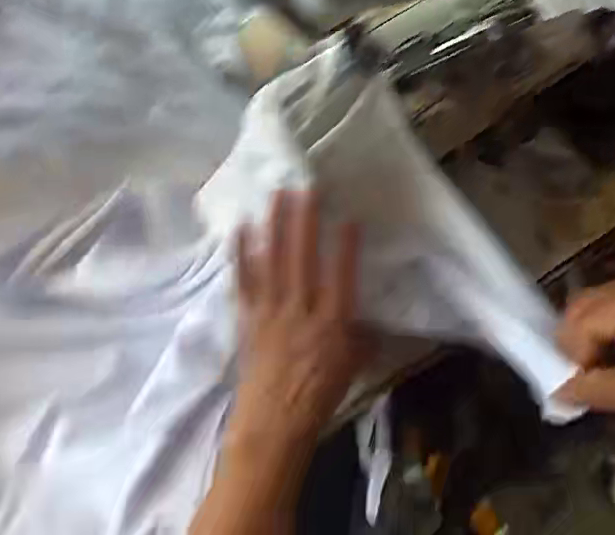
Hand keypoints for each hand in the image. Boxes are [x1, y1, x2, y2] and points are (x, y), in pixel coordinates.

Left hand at [227, 189, 371, 455]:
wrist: (272, 427)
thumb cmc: (318, 396)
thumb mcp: (354, 366)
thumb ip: (364, 336)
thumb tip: (373, 317)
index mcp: (331, 322)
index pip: (341, 274)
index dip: (346, 244)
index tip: (349, 216)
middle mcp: (300, 310)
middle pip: (302, 256)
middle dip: (305, 219)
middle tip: (306, 186)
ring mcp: (270, 311)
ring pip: (272, 260)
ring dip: (274, 225)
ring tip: (276, 195)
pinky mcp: (249, 318)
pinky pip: (244, 280)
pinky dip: (241, 253)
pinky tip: (241, 228)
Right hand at [554, 270, 614, 438]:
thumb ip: (604, 389)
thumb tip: (557, 393)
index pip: (583, 322)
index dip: (574, 358)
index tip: (576, 392)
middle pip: (582, 306)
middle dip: (574, 344)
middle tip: (579, 383)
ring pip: (594, 306)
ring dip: (587, 338)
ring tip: (593, 376)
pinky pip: (612, 309)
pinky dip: (603, 333)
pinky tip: (610, 362)